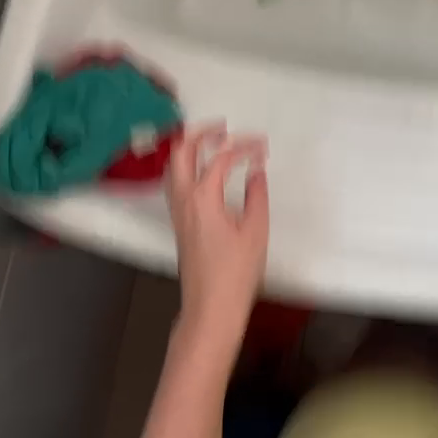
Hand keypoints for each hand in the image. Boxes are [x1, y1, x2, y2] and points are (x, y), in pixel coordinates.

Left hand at [165, 124, 268, 353]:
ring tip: (214, 142)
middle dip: (201, 133)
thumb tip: (256, 171)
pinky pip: (176, 182)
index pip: (222, 158)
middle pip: (181, 152)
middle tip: (225, 128)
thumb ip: (256, 195)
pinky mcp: (179, 222)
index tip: (263, 148)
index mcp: (203, 197)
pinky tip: (206, 171)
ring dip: (190, 148)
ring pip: (173, 166)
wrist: (210, 309)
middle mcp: (183, 198)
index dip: (244, 147)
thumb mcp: (255, 231)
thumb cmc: (235, 273)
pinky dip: (188, 166)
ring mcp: (177, 211)